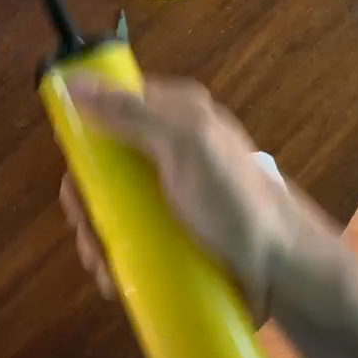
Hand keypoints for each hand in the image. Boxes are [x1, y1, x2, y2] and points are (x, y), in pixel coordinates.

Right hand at [60, 77, 338, 312]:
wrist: (286, 271)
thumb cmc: (236, 202)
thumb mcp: (185, 146)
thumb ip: (131, 112)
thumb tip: (71, 82)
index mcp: (173, 115)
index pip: (111, 105)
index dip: (84, 131)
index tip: (72, 166)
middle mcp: (167, 149)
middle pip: (102, 163)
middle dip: (85, 198)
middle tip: (85, 227)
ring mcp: (168, 194)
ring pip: (109, 204)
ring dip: (94, 234)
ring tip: (101, 265)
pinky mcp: (170, 232)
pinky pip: (126, 235)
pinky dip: (112, 255)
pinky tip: (112, 276)